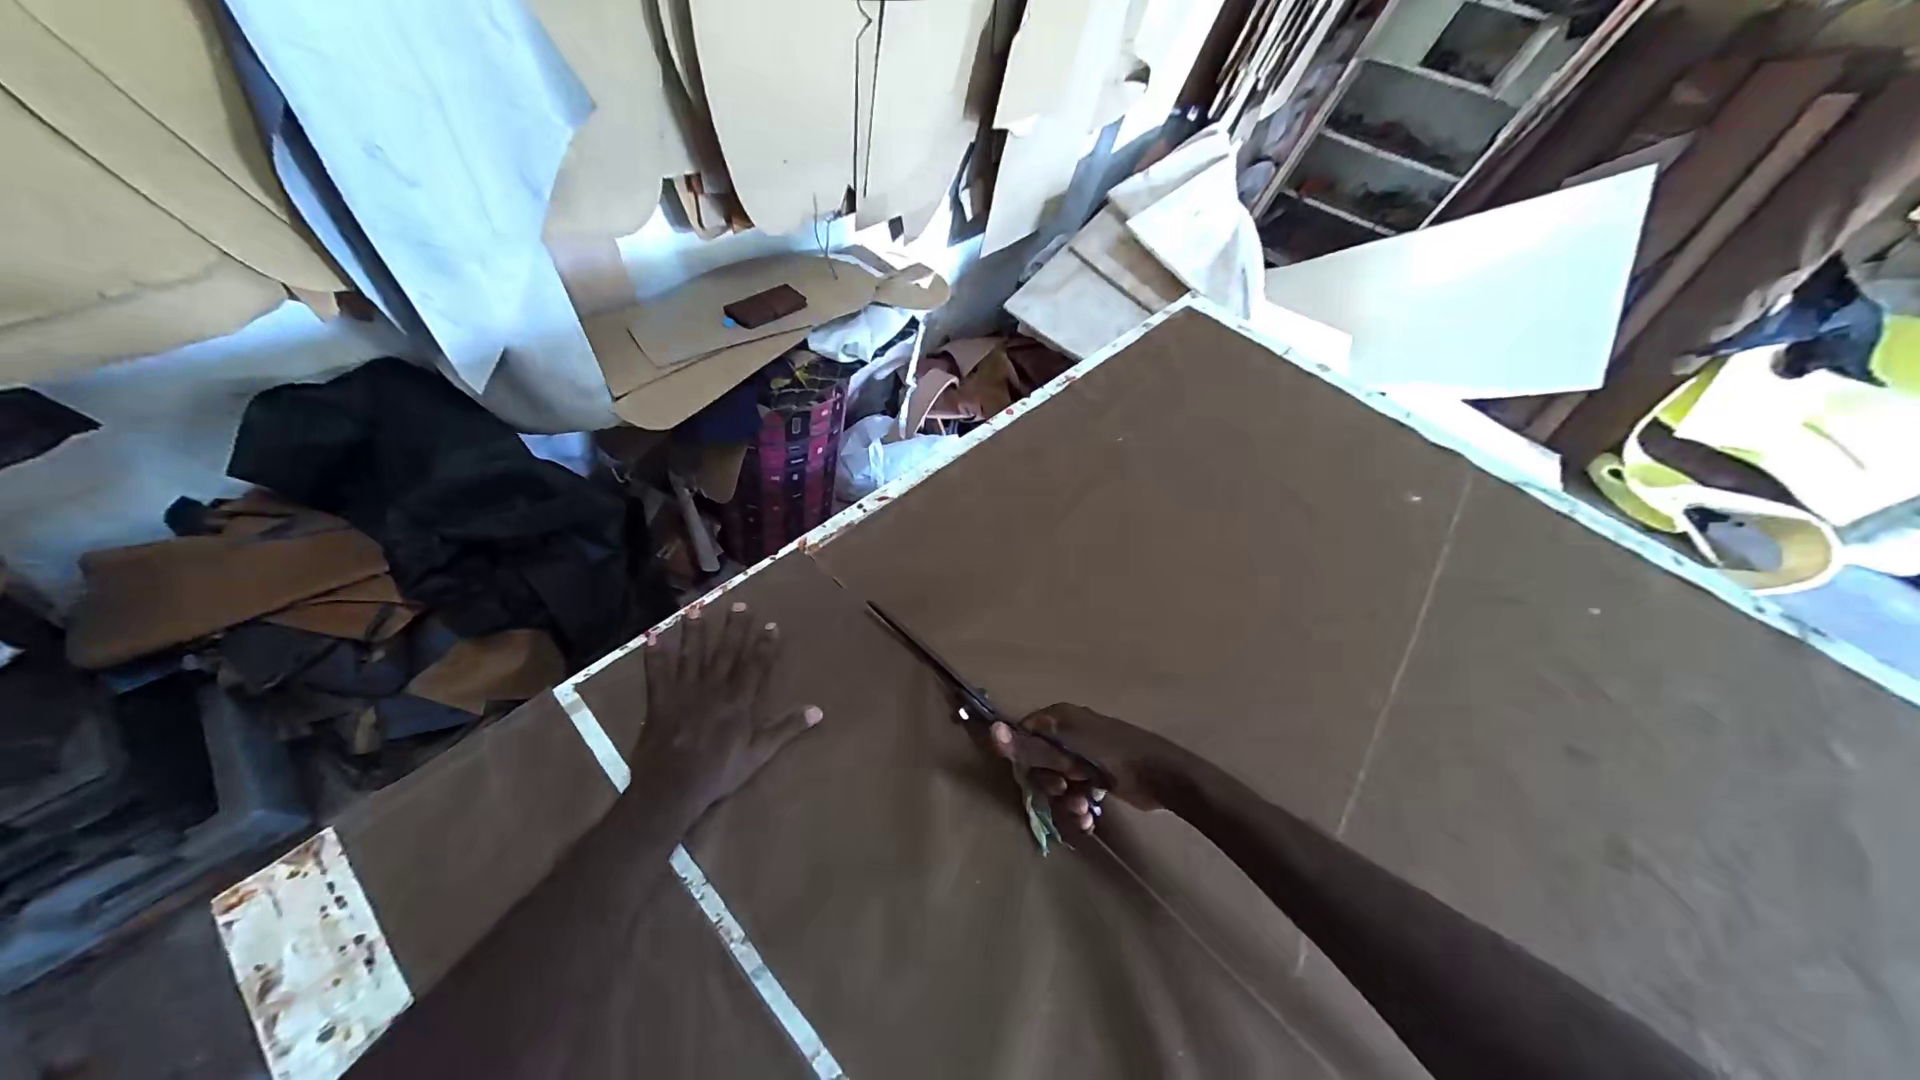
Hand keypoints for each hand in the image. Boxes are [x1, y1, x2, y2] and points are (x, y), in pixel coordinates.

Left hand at [635, 600, 821, 818]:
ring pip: (692, 655)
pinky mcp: (660, 701)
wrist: (672, 788)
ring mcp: (685, 692)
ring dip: (695, 631)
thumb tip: (818, 711)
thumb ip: (786, 729)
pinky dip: (655, 654)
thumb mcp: (759, 754)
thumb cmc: (719, 772)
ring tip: (697, 608)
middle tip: (739, 604)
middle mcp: (714, 688)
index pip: (756, 665)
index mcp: (738, 701)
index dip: (764, 644)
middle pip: (726, 652)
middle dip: (734, 628)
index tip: (772, 624)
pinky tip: (653, 635)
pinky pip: (657, 673)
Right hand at [989, 703, 1184, 833]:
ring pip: (1059, 782)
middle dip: (1050, 784)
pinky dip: (1080, 806)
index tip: (1035, 774)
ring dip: (1066, 800)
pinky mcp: (1098, 776)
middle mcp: (1070, 732)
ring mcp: (1085, 755)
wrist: (1163, 775)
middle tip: (1065, 790)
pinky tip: (1089, 818)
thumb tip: (992, 730)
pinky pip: (1077, 791)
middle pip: (1040, 763)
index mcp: (1060, 718)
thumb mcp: (1068, 753)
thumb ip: (1030, 747)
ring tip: (1083, 809)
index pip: (1024, 735)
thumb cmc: (1114, 756)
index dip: (1026, 758)